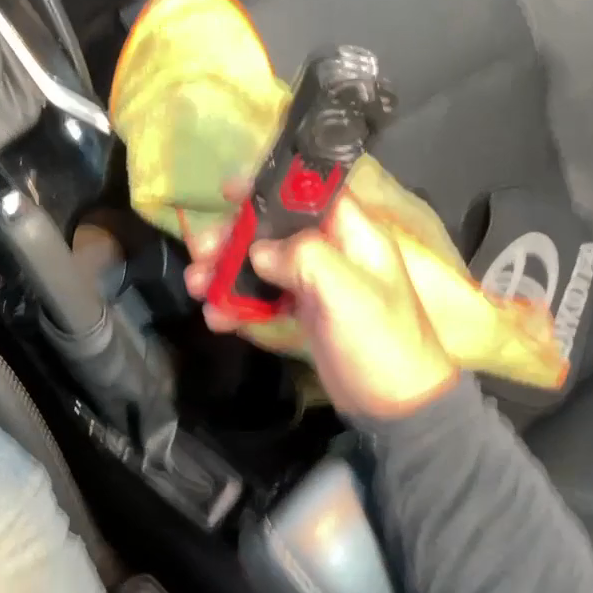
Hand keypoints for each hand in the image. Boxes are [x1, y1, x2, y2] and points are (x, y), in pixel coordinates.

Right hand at [186, 194, 458, 421]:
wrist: (396, 408)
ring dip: (224, 271)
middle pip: (271, 227)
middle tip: (201, 253)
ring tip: (196, 286)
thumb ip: (303, 258)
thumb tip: (258, 252)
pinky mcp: (300, 311)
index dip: (269, 184)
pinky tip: (216, 317)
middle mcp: (330, 251)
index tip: (228, 190)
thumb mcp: (347, 292)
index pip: (310, 191)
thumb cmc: (380, 342)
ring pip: (258, 261)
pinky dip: (234, 303)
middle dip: (231, 237)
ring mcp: (313, 282)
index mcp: (352, 235)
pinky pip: (258, 296)